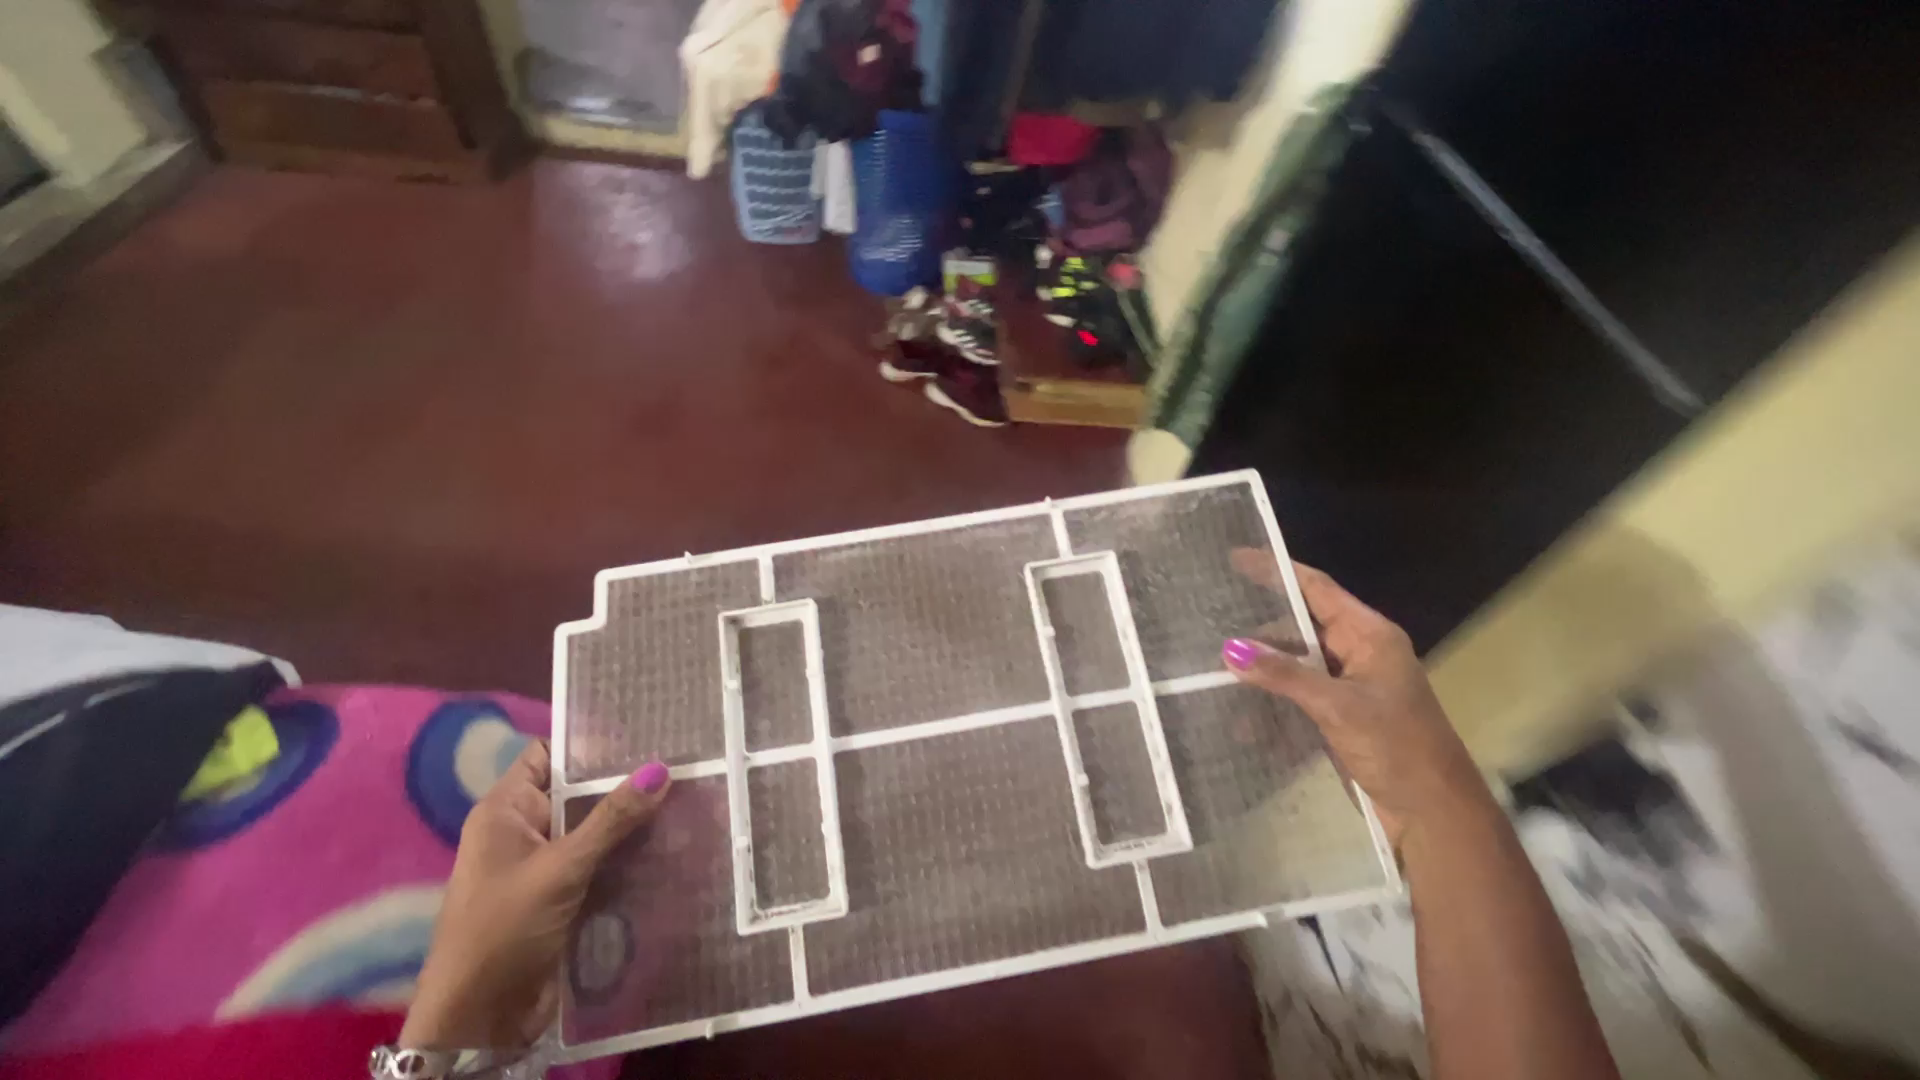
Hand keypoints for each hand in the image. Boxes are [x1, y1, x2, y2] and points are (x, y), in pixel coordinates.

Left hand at [399, 741, 671, 1049]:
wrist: (480, 1020)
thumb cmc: (504, 929)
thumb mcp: (561, 868)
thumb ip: (611, 819)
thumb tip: (661, 769)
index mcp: (505, 811)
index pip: (547, 755)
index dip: (588, 742)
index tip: (642, 733)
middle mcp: (523, 831)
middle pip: (578, 792)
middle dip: (623, 783)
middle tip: (680, 762)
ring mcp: (544, 866)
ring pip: (595, 829)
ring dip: (633, 822)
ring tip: (688, 797)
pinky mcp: (563, 897)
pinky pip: (601, 863)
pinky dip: (630, 856)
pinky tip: (672, 844)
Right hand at [1221, 551, 1488, 848]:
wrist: (1434, 813)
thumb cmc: (1397, 747)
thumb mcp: (1337, 705)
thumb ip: (1283, 675)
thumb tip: (1229, 649)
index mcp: (1370, 636)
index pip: (1318, 589)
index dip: (1278, 571)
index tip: (1237, 557)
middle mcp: (1360, 653)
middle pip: (1302, 626)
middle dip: (1260, 628)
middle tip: (1212, 622)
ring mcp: (1351, 686)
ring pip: (1297, 664)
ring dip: (1263, 670)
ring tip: (1216, 669)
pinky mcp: (1342, 717)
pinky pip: (1299, 696)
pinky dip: (1273, 701)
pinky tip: (1241, 713)